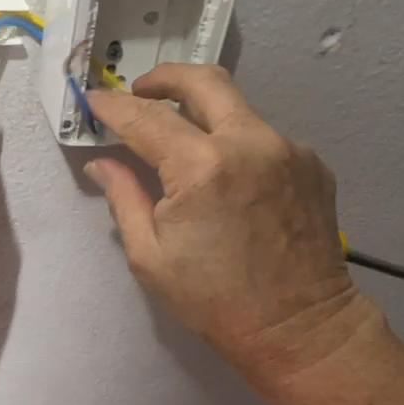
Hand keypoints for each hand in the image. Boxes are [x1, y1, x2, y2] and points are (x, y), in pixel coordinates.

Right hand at [84, 65, 366, 379]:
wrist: (296, 326)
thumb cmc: (212, 299)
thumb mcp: (150, 255)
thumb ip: (124, 198)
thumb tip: (102, 163)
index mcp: (202, 169)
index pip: (146, 119)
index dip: (113, 107)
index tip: (93, 99)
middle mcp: (249, 144)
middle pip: (204, 82)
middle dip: (164, 78)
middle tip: (138, 90)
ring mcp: (288, 150)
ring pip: (237, 110)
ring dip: (202, 116)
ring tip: (180, 144)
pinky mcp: (311, 164)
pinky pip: (263, 139)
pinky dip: (235, 146)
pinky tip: (225, 180)